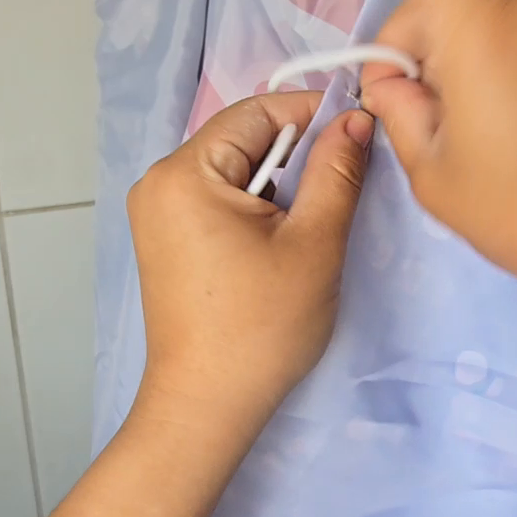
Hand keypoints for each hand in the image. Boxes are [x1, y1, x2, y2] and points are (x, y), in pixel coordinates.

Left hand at [127, 92, 374, 433]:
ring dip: (278, 184)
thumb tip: (356, 118)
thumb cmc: (262, 327)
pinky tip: (280, 241)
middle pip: (242, 140)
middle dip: (297, 154)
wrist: (207, 405)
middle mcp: (158, 183)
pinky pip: (216, 201)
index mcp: (184, 172)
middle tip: (344, 183)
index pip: (257, 111)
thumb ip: (337, 171)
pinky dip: (254, 208)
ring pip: (232, 172)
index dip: (314, 112)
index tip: (361, 130)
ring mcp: (156, 214)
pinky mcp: (165, 242)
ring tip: (314, 221)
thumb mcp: (313, 243)